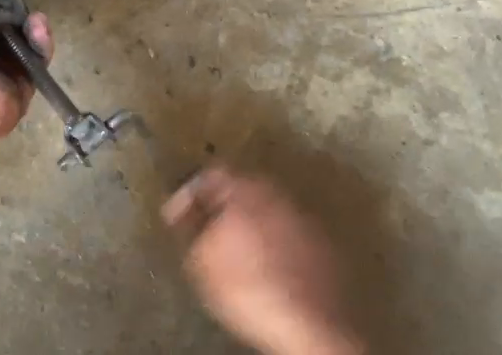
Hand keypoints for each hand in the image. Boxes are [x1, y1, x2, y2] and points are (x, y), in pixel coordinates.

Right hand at [162, 166, 362, 354]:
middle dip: (221, 207)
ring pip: (268, 212)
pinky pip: (289, 236)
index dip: (187, 194)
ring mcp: (306, 221)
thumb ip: (190, 229)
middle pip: (242, 189)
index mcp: (244, 189)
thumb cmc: (247, 289)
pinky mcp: (325, 250)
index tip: (176, 216)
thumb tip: (188, 217)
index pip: (208, 174)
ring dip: (249, 225)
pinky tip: (264, 268)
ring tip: (234, 251)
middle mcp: (277, 194)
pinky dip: (273, 244)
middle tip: (205, 229)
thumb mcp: (200, 261)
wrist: (313, 328)